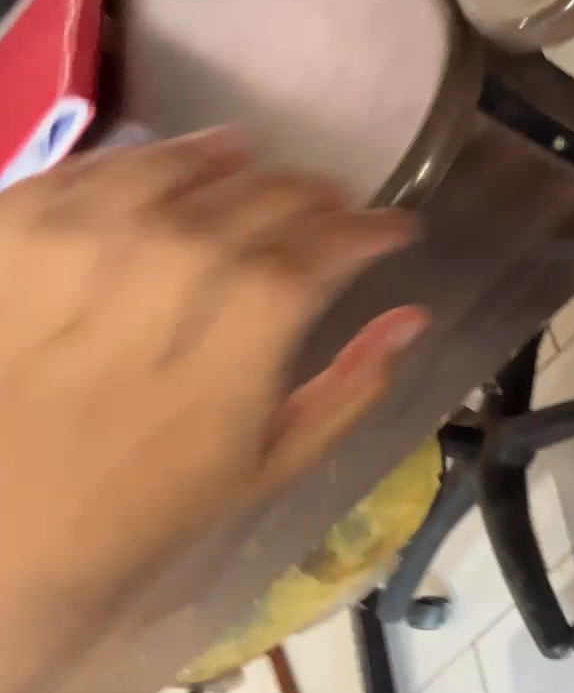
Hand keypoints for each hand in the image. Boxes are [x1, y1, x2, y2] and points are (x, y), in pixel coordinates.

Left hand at [0, 129, 424, 642]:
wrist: (4, 542)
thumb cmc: (165, 503)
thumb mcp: (283, 461)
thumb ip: (355, 387)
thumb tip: (414, 317)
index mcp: (213, 389)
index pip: (294, 278)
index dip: (356, 237)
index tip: (399, 227)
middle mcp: (130, 335)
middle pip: (223, 228)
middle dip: (297, 198)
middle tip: (339, 197)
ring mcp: (45, 306)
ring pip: (133, 201)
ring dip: (204, 164)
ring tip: (253, 151)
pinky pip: (42, 202)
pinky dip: (104, 167)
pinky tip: (153, 156)